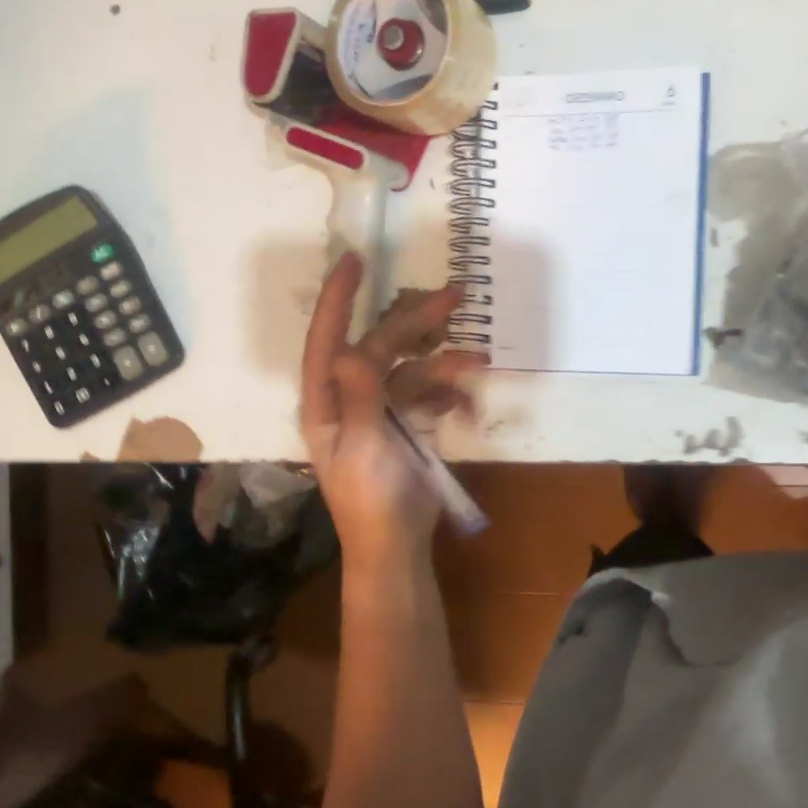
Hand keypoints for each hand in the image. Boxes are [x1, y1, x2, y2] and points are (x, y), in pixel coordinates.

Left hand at [300, 253, 486, 562]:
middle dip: (415, 323)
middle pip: (381, 347)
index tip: (355, 260)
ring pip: (412, 370)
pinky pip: (430, 397)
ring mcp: (381, 412)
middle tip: (454, 296)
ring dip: (446, 365)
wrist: (397, 547)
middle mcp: (350, 398)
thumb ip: (359, 396)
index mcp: (326, 401)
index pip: (328, 339)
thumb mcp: (362, 447)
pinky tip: (467, 409)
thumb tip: (350, 349)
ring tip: (480, 362)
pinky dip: (450, 397)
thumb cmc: (370, 500)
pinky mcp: (407, 426)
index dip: (338, 299)